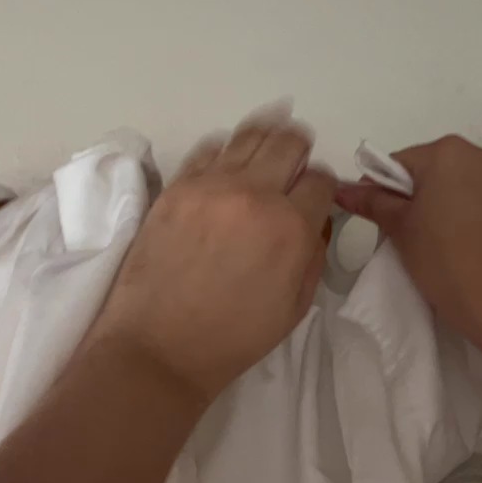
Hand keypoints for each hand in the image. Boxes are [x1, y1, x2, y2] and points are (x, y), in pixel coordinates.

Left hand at [88, 112, 335, 404]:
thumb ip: (313, 254)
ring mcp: (210, 186)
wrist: (159, 347)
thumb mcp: (296, 306)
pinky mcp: (175, 187)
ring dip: (263, 142)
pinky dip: (224, 153)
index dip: (322, 187)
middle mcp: (254, 194)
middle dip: (297, 152)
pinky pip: (208, 148)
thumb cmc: (233, 338)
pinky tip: (224, 171)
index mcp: (291, 228)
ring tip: (260, 159)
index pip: (321, 179)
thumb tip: (313, 219)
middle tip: (290, 169)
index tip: (312, 198)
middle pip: (288, 142)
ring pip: (249, 135)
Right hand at [335, 134, 481, 362]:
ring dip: (452, 210)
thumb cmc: (447, 260)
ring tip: (446, 250)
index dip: (383, 192)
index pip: (398, 164)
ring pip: (467, 190)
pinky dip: (480, 224)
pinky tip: (476, 255)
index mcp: (448, 153)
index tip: (382, 224)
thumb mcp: (401, 231)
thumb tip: (343, 188)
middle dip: (420, 200)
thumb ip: (373, 202)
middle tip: (411, 239)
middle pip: (436, 173)